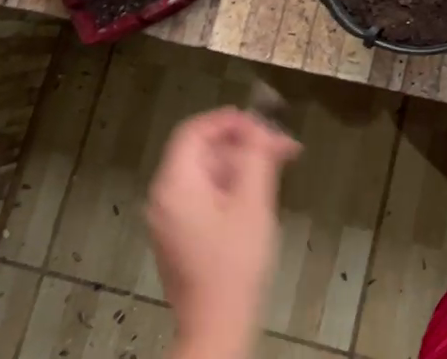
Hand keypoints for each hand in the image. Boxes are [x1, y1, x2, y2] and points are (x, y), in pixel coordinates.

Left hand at [148, 108, 299, 354]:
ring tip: (278, 170)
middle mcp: (164, 198)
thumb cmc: (234, 264)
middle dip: (244, 145)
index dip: (231, 121)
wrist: (217, 325)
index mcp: (175, 185)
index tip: (264, 124)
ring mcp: (169, 220)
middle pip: (202, 152)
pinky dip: (230, 188)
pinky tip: (258, 197)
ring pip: (205, 174)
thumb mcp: (253, 203)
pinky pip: (203, 197)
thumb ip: (256, 157)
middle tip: (283, 149)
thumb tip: (260, 128)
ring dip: (241, 166)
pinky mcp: (179, 237)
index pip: (195, 131)